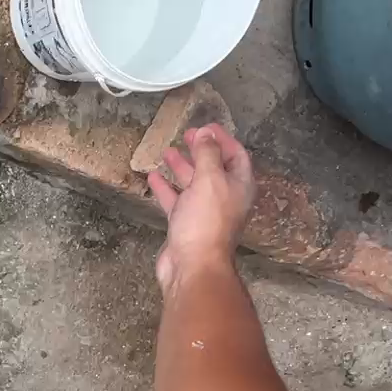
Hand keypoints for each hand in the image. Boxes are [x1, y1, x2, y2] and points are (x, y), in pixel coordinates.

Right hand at [146, 124, 255, 296]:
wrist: (193, 264)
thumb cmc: (206, 221)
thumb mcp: (209, 179)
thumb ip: (207, 154)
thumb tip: (206, 134)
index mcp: (238, 185)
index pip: (235, 154)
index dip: (222, 139)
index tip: (206, 126)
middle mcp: (224, 196)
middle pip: (214, 167)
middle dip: (201, 150)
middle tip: (187, 135)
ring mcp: (203, 211)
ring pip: (193, 183)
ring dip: (181, 167)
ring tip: (167, 152)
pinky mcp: (184, 224)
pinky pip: (176, 200)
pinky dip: (165, 188)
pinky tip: (153, 178)